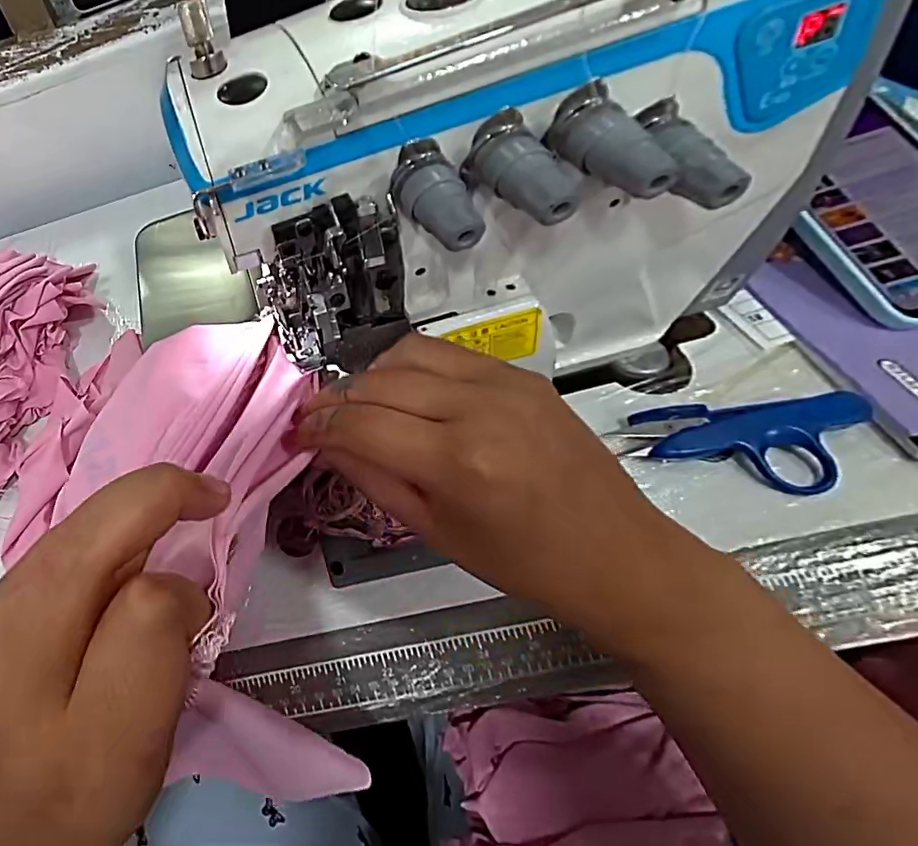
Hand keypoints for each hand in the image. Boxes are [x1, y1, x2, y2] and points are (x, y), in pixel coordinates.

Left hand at [0, 464, 225, 845]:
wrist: (1, 822)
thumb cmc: (72, 789)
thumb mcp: (126, 737)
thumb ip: (153, 642)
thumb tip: (175, 583)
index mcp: (33, 626)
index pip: (114, 533)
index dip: (172, 501)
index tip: (221, 504)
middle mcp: (12, 591)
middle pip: (95, 512)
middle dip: (159, 493)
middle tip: (211, 502)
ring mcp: (9, 590)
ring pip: (88, 520)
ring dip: (141, 511)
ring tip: (185, 520)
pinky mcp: (17, 596)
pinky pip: (81, 541)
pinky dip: (122, 533)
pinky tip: (143, 556)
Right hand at [294, 334, 720, 650]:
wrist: (619, 554)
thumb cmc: (524, 563)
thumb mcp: (435, 532)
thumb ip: (372, 478)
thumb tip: (324, 443)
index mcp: (459, 462)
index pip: (362, 424)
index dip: (319, 425)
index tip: (298, 432)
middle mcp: (479, 408)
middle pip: (379, 382)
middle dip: (337, 399)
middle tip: (318, 418)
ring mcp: (504, 383)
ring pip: (407, 353)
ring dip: (371, 375)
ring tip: (363, 403)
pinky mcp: (520, 374)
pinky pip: (446, 353)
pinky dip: (411, 366)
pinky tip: (407, 392)